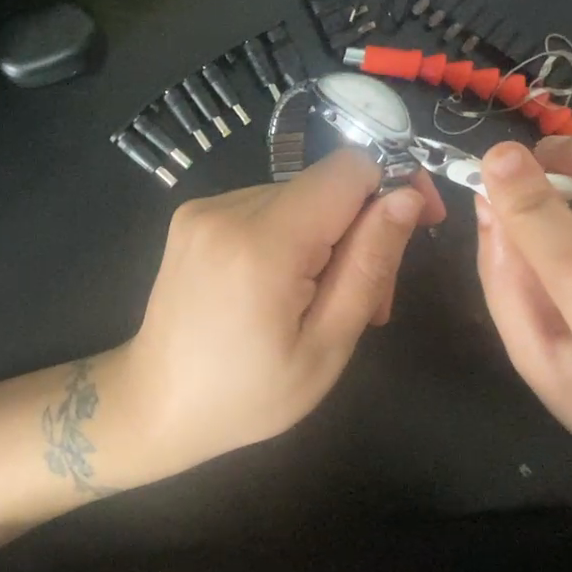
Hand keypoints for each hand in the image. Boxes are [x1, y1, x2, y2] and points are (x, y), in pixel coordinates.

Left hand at [112, 150, 444, 475]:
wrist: (155, 403)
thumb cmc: (246, 395)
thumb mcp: (326, 345)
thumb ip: (369, 265)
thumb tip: (406, 195)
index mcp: (261, 243)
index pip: (348, 168)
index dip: (393, 186)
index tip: (415, 227)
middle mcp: (226, 209)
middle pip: (325, 186)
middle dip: (361, 231)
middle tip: (368, 303)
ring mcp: (202, 209)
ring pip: (296, 197)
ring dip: (324, 239)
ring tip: (319, 305)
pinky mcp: (190, 217)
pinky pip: (262, 207)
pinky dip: (287, 238)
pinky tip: (283, 289)